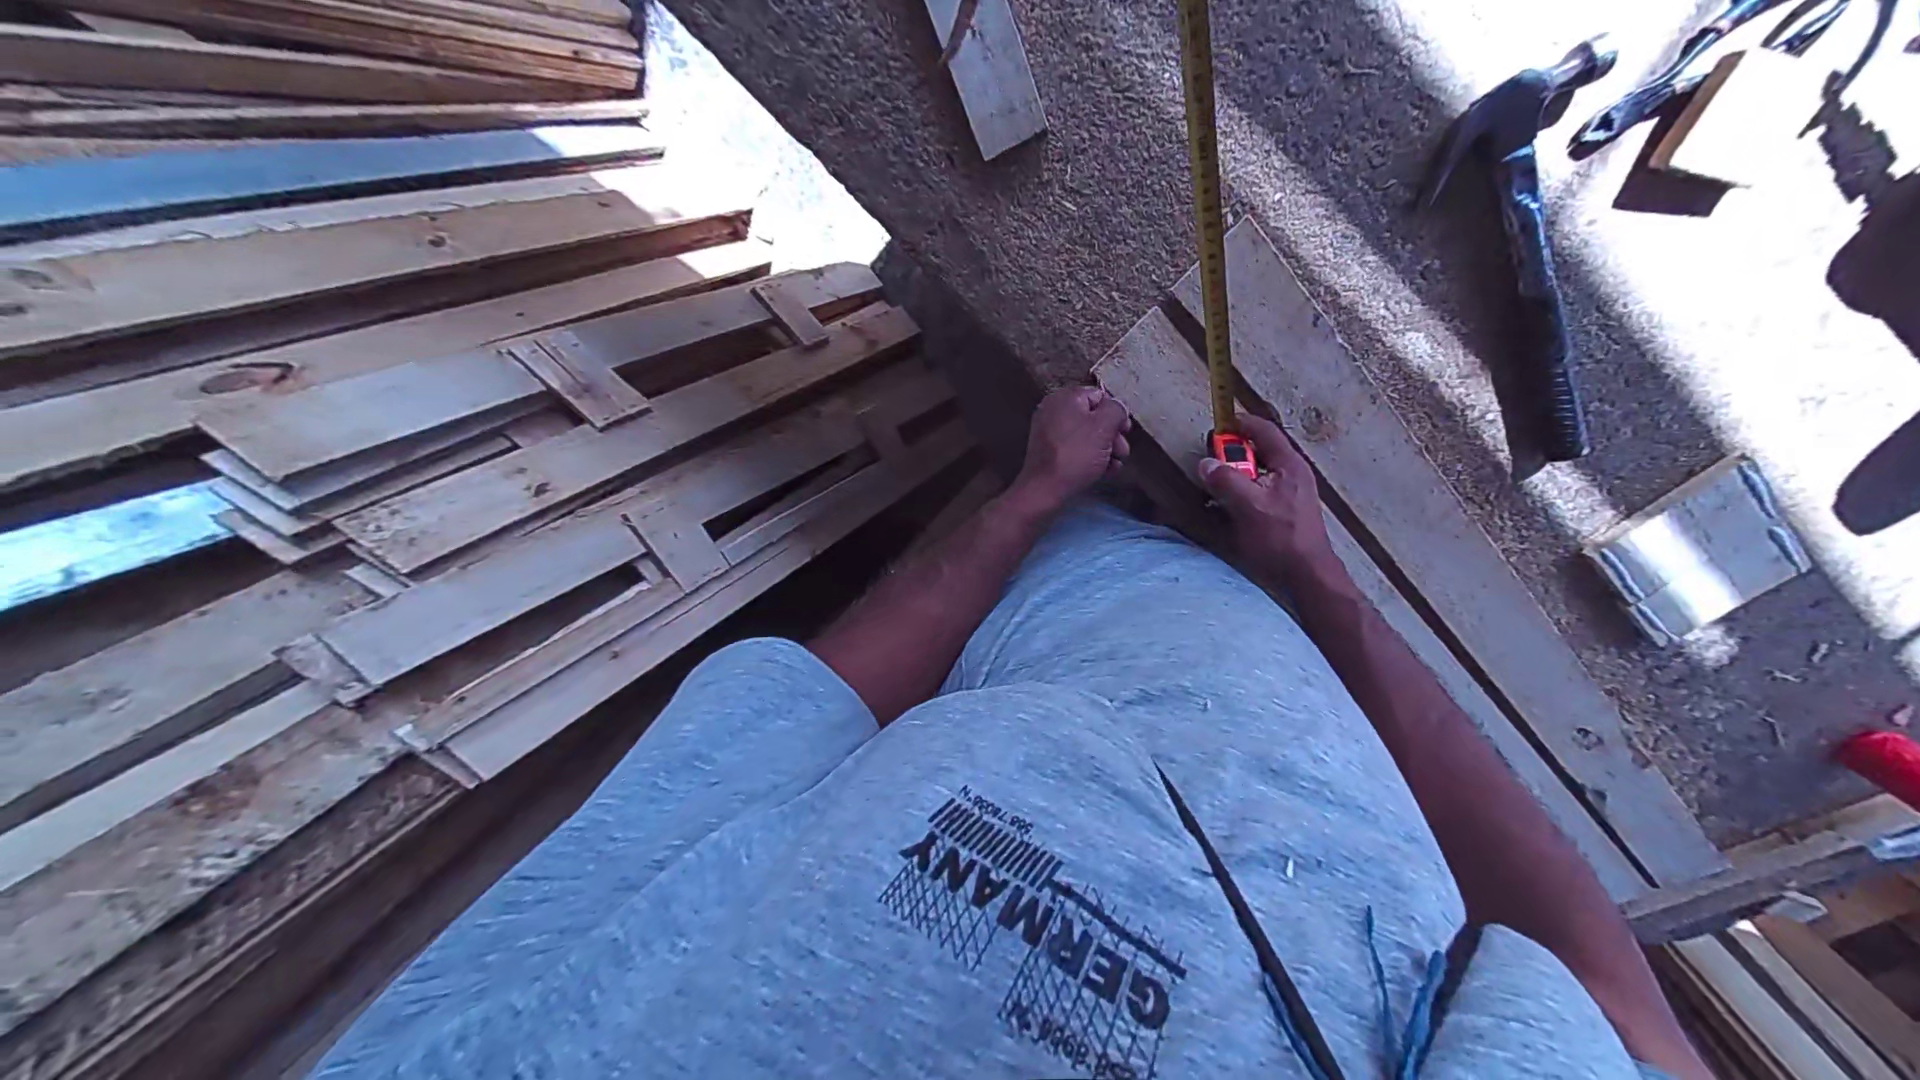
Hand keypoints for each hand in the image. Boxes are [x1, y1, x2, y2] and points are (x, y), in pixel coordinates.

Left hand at [1010, 387, 1130, 512]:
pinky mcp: (1050, 452)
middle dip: (1113, 435)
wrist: (1044, 489)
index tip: (1126, 431)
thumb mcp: (1103, 427)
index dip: (1117, 413)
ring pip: (1088, 435)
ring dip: (1107, 449)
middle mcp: (1054, 410)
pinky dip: (1092, 457)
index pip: (1100, 397)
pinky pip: (1076, 448)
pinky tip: (1105, 471)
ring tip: (1116, 465)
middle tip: (1122, 452)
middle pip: (1094, 417)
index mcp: (1064, 397)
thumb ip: (1116, 410)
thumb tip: (1117, 408)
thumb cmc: (1076, 454)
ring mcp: (1050, 432)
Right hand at [1197, 413, 1335, 583]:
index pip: (1264, 431)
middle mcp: (1292, 475)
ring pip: (1258, 474)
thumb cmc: (1281, 539)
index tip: (1217, 424)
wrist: (1307, 575)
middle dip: (1233, 454)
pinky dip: (1242, 493)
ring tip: (1214, 487)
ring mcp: (1290, 494)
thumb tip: (1206, 464)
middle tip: (1210, 460)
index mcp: (1289, 465)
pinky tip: (1228, 508)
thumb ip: (1225, 480)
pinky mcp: (1285, 512)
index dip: (1240, 424)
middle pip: (1259, 452)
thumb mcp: (1248, 506)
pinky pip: (1259, 492)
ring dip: (1235, 476)